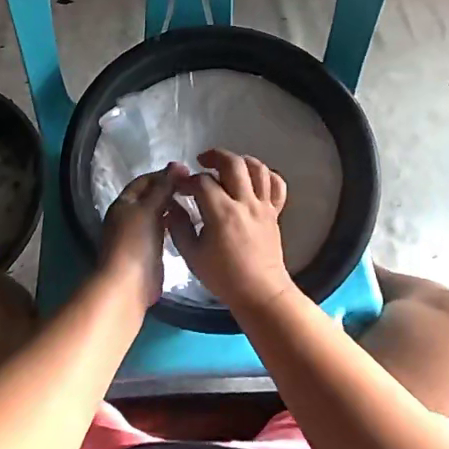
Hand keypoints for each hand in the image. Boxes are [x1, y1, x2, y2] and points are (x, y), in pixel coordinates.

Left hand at [95, 163, 187, 308]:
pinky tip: (187, 223)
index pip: (144, 181)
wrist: (128, 283)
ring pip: (156, 214)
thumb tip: (176, 165)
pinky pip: (161, 231)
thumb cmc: (136, 241)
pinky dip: (172, 224)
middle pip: (150, 196)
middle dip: (169, 190)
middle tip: (194, 187)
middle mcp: (128, 215)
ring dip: (172, 207)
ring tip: (194, 202)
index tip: (187, 172)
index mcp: (124, 202)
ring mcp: (137, 234)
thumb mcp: (149, 209)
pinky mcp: (147, 250)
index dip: (163, 174)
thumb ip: (163, 187)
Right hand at [164, 149, 293, 309]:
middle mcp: (245, 203)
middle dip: (214, 156)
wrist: (259, 292)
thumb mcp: (191, 254)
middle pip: (233, 163)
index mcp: (221, 213)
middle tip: (201, 161)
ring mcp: (263, 206)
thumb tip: (171, 205)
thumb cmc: (222, 276)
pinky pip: (277, 185)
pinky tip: (253, 179)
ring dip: (240, 160)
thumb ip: (178, 225)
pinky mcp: (275, 213)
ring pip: (258, 168)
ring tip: (227, 166)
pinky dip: (266, 175)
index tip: (179, 187)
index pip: (202, 182)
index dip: (187, 180)